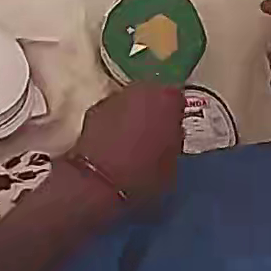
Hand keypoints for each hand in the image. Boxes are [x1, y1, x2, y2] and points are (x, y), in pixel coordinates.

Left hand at [67, 84, 184, 203]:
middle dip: (152, 109)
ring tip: (131, 138)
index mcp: (168, 98)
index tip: (174, 128)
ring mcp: (115, 97)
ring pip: (129, 101)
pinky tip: (112, 142)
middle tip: (153, 131)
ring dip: (131, 113)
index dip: (175, 113)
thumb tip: (169, 134)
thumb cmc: (146, 172)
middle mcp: (142, 90)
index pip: (178, 98)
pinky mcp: (93, 109)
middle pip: (151, 93)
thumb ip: (174, 138)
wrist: (100, 180)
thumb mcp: (173, 160)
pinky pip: (111, 112)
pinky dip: (112, 122)